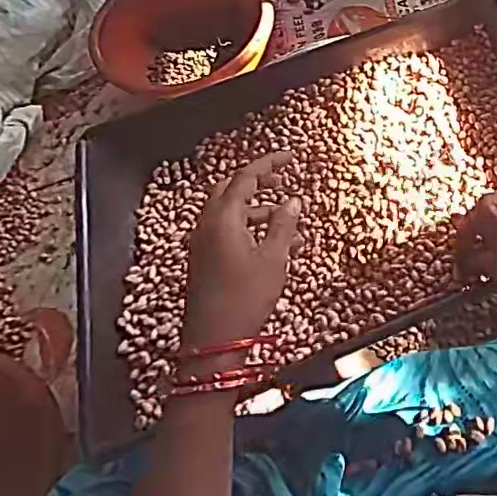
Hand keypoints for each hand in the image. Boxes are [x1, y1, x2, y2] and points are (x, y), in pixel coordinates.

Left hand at [181, 152, 302, 357]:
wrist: (214, 339)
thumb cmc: (246, 296)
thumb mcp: (274, 259)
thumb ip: (284, 225)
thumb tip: (293, 201)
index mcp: (223, 218)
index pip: (245, 178)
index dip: (269, 164)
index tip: (290, 157)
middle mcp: (207, 225)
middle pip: (231, 190)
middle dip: (258, 183)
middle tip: (282, 181)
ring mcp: (203, 243)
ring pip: (231, 213)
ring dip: (258, 209)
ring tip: (288, 221)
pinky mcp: (205, 259)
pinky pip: (227, 231)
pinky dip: (250, 228)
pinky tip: (275, 244)